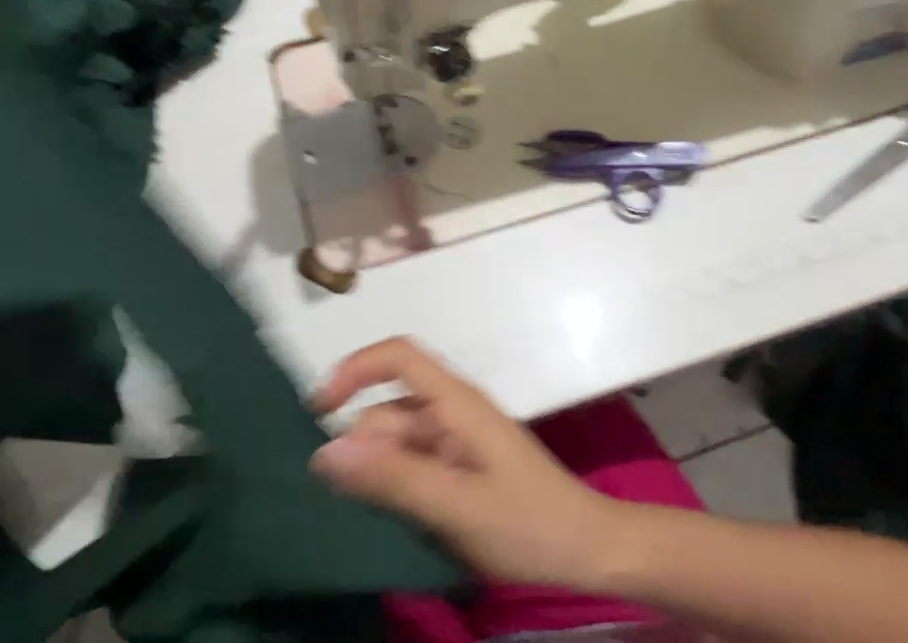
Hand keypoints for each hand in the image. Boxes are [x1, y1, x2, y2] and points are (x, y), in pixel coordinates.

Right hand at [310, 337, 624, 588]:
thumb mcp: (457, 505)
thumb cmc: (529, 524)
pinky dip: (391, 487)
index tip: (318, 412)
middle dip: (359, 448)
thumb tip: (324, 450)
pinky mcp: (458, 469)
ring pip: (393, 444)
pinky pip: (409, 467)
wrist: (590, 551)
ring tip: (364, 518)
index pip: (398, 356)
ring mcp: (455, 441)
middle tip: (348, 503)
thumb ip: (393, 477)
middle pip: (386, 411)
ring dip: (373, 474)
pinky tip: (386, 520)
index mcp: (456, 402)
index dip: (354, 369)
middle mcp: (451, 412)